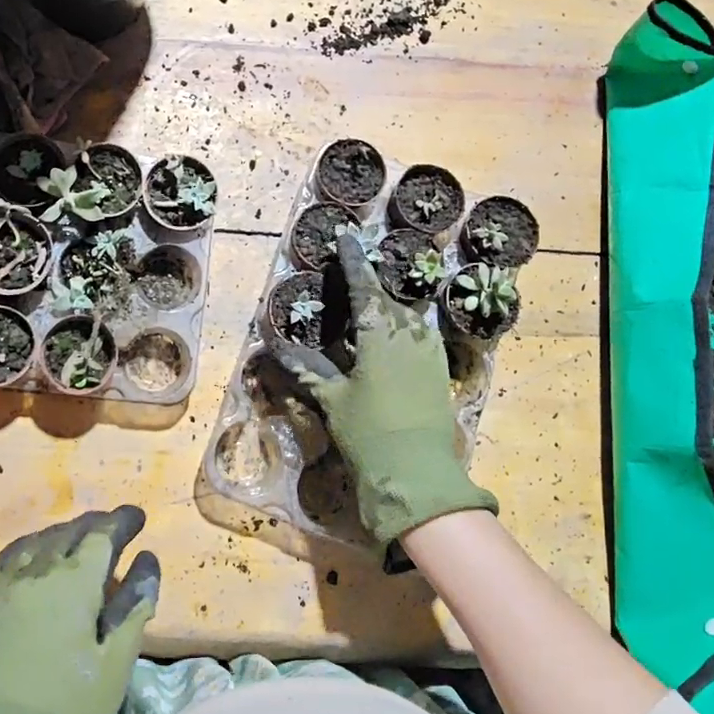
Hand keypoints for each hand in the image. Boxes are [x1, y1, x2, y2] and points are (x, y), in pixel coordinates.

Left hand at [0, 506, 159, 713]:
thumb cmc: (70, 706)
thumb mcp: (115, 662)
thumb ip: (134, 606)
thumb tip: (148, 560)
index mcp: (75, 582)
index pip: (102, 533)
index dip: (122, 521)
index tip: (138, 516)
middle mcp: (39, 569)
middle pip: (70, 531)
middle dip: (96, 524)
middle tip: (114, 527)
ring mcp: (7, 583)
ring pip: (40, 539)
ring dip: (64, 533)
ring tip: (79, 539)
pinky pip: (9, 555)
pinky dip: (30, 545)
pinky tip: (36, 553)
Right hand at [277, 233, 497, 545]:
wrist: (418, 477)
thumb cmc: (369, 433)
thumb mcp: (333, 398)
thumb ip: (309, 367)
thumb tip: (275, 345)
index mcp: (381, 330)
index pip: (364, 284)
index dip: (352, 260)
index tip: (345, 236)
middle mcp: (410, 332)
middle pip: (386, 298)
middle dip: (367, 285)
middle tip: (348, 276)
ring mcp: (430, 352)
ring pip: (405, 316)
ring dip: (385, 308)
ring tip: (366, 307)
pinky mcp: (439, 372)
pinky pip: (417, 336)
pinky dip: (399, 329)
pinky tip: (388, 339)